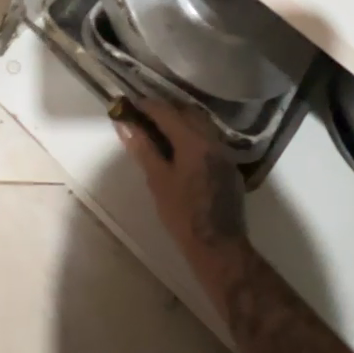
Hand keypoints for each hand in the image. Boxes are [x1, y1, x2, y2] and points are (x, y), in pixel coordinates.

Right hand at [111, 96, 248, 260]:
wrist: (219, 247)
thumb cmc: (183, 215)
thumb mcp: (158, 180)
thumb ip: (142, 148)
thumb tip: (124, 124)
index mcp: (194, 141)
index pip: (167, 112)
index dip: (147, 106)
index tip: (130, 104)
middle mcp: (212, 139)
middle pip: (187, 112)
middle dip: (165, 110)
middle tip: (144, 117)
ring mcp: (224, 152)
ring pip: (201, 124)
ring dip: (181, 120)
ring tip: (160, 131)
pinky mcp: (229, 165)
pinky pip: (209, 138)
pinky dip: (193, 134)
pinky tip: (182, 149)